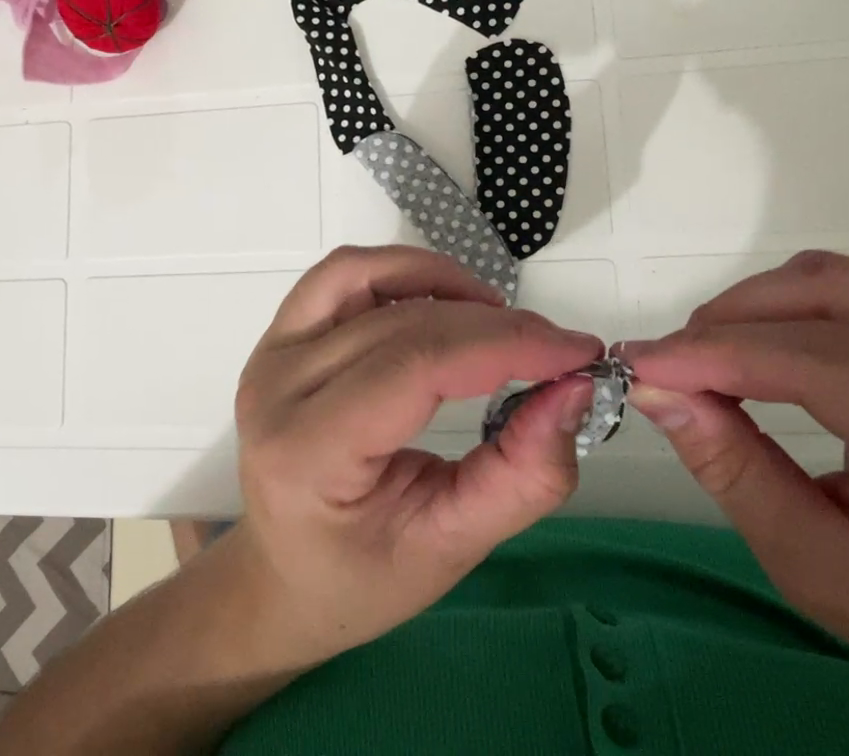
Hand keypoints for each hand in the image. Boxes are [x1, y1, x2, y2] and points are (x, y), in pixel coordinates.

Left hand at [228, 245, 603, 664]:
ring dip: (446, 285)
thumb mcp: (451, 547)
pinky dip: (403, 272)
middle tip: (559, 352)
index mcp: (308, 451)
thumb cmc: (360, 576)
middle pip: (400, 322)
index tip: (577, 352)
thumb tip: (573, 392)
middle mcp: (277, 388)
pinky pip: (344, 275)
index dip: (503, 345)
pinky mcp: (280, 337)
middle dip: (496, 326)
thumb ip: (521, 477)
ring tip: (503, 325)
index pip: (414, 365)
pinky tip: (447, 303)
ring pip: (367, 279)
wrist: (285, 574)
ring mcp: (271, 354)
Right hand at [615, 252, 848, 748]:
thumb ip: (739, 478)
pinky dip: (792, 313)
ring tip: (708, 359)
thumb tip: (656, 392)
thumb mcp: (825, 576)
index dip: (727, 354)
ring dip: (759, 306)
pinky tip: (764, 356)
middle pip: (844, 295)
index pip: (838, 367)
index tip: (640, 364)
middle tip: (670, 363)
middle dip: (735, 316)